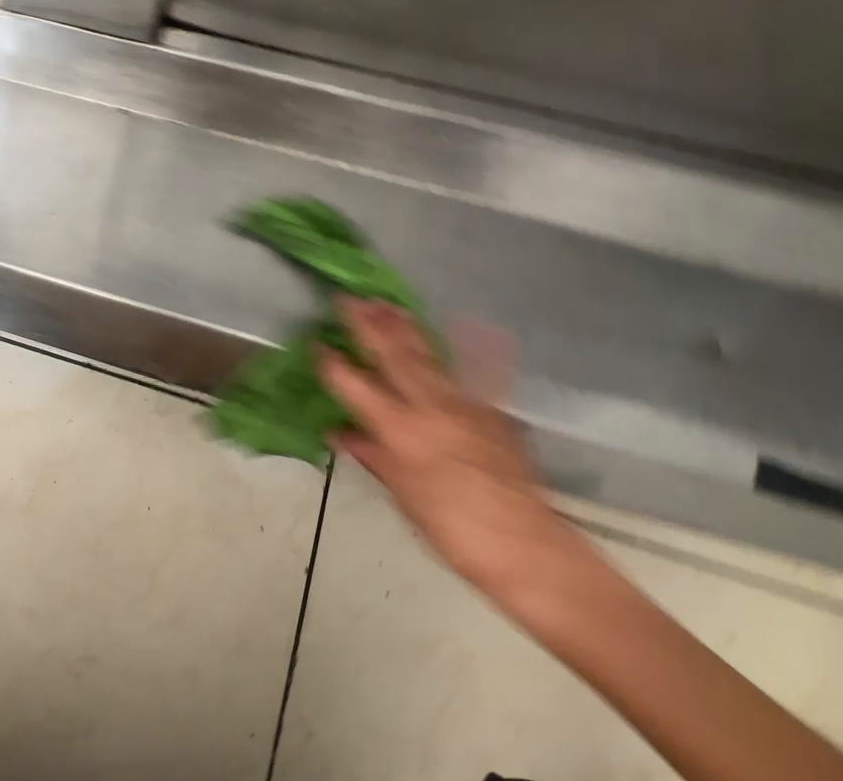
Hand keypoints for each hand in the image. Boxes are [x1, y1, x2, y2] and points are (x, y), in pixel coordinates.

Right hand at [319, 298, 594, 601]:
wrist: (525, 544)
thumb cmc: (451, 527)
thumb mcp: (401, 492)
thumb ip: (372, 454)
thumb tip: (343, 432)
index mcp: (400, 429)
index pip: (356, 385)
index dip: (333, 363)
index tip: (317, 344)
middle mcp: (431, 406)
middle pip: (395, 355)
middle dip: (370, 325)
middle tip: (350, 298)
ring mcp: (466, 404)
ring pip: (429, 356)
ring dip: (405, 328)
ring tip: (388, 305)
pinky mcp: (491, 412)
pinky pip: (459, 374)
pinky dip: (441, 355)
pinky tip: (435, 346)